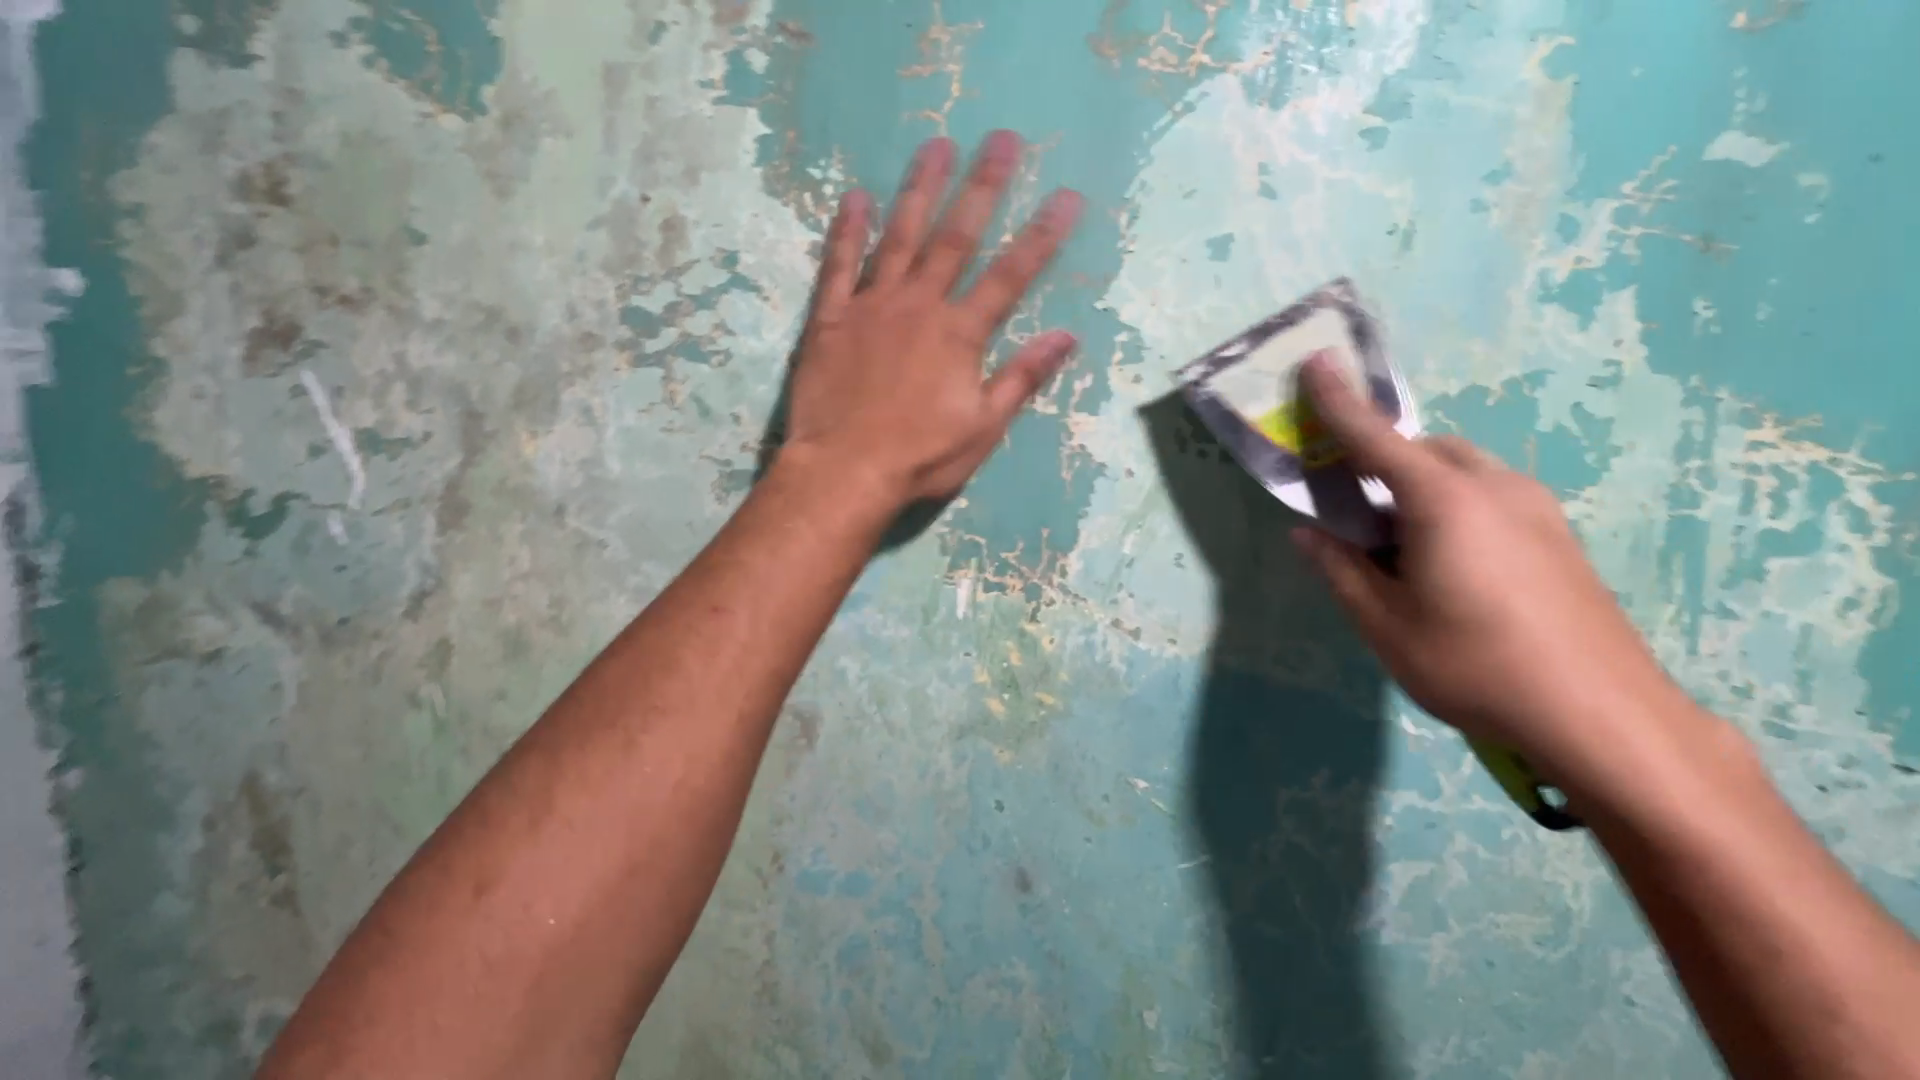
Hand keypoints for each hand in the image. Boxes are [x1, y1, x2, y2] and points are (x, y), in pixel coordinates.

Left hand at [778, 131, 1083, 508]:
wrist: (844, 471)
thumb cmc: (920, 457)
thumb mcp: (984, 427)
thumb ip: (1022, 377)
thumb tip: (1066, 337)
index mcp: (960, 334)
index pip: (1011, 276)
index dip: (1041, 236)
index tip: (1066, 196)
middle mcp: (919, 306)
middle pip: (956, 238)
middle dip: (982, 187)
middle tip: (1001, 139)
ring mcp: (872, 306)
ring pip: (899, 237)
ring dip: (920, 190)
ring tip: (935, 146)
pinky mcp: (831, 318)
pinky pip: (839, 265)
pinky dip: (848, 230)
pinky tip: (856, 197)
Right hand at [1291, 355, 1691, 779]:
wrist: (1603, 714)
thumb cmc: (1476, 665)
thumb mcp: (1386, 625)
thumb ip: (1341, 570)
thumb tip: (1307, 534)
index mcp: (1443, 501)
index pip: (1376, 438)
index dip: (1339, 402)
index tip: (1316, 361)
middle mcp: (1494, 487)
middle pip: (1425, 449)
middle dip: (1382, 459)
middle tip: (1351, 507)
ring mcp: (1536, 508)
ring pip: (1461, 471)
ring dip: (1420, 485)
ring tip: (1398, 544)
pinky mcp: (1558, 534)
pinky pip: (1490, 495)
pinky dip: (1453, 505)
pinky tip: (1448, 562)